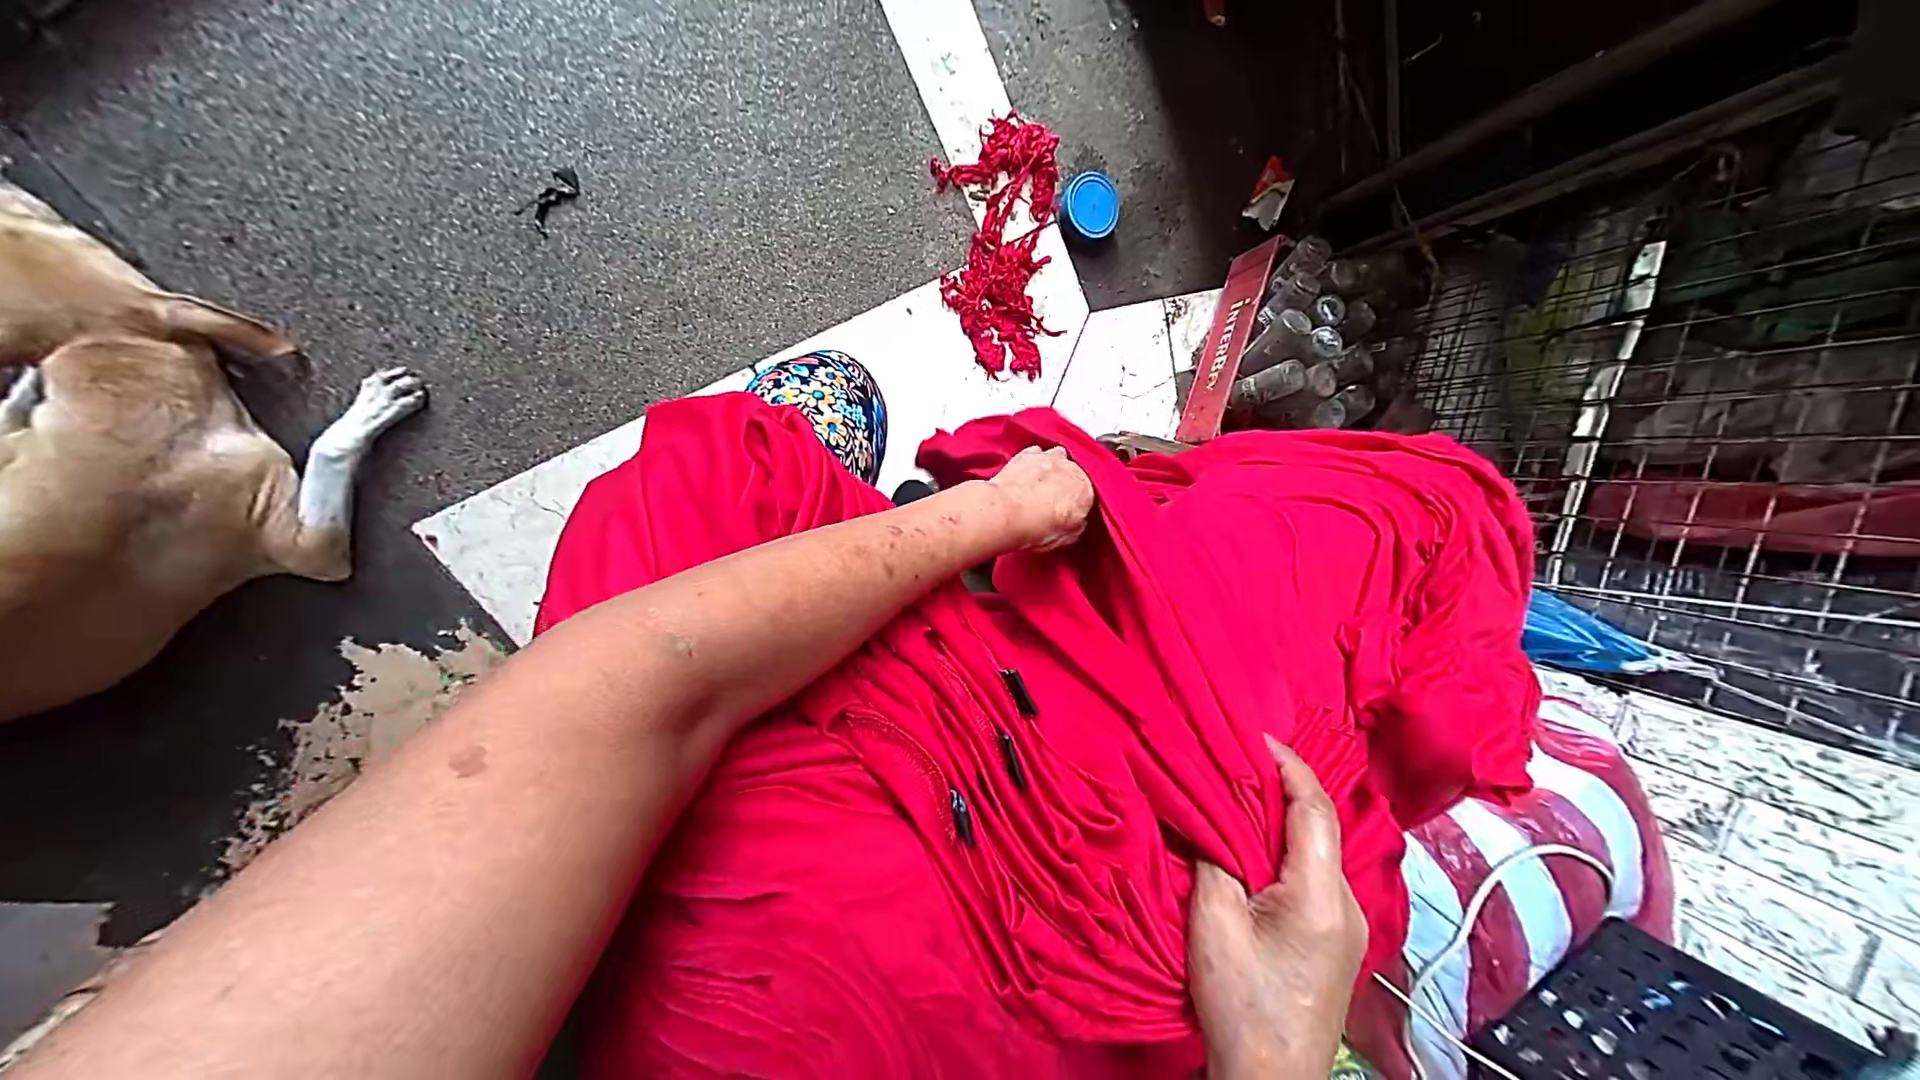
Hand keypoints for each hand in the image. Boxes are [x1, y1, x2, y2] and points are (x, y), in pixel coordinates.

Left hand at [987, 446, 1094, 551]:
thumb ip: (1075, 526)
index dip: (1079, 504)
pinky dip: (1031, 462)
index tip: (1069, 514)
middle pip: (1074, 473)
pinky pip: (1034, 454)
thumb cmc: (1035, 524)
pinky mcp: (1025, 455)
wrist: (1006, 513)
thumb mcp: (1065, 538)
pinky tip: (1024, 476)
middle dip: (1066, 483)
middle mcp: (1071, 468)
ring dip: (1051, 468)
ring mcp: (1048, 458)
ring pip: (1057, 457)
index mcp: (1086, 490)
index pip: (1089, 494)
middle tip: (1052, 501)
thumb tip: (1074, 525)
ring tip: (1039, 486)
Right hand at [1188, 736, 1367, 1079]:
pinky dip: (1285, 841)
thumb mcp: (1213, 921)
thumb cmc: (1241, 1001)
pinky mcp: (1335, 937)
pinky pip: (1313, 869)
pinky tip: (1254, 838)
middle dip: (1282, 782)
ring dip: (1282, 812)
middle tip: (1239, 754)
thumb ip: (1212, 857)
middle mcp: (1347, 904)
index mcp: (1321, 896)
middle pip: (1320, 823)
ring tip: (1240, 786)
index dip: (1288, 764)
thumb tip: (1206, 812)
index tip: (1254, 734)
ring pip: (1317, 846)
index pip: (1313, 808)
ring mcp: (1348, 924)